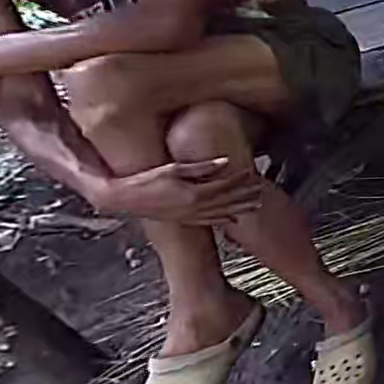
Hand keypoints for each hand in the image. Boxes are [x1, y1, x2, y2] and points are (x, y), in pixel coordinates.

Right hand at [95, 159, 265, 225]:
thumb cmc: (145, 181)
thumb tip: (225, 162)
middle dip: (246, 195)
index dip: (239, 179)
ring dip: (240, 209)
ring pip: (221, 213)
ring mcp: (189, 216)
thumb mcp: (173, 169)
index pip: (225, 185)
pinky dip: (222, 221)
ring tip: (256, 205)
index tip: (251, 173)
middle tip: (261, 190)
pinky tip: (233, 220)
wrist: (122, 199)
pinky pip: (207, 222)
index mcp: (194, 193)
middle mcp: (194, 207)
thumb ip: (201, 167)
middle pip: (227, 201)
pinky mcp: (182, 220)